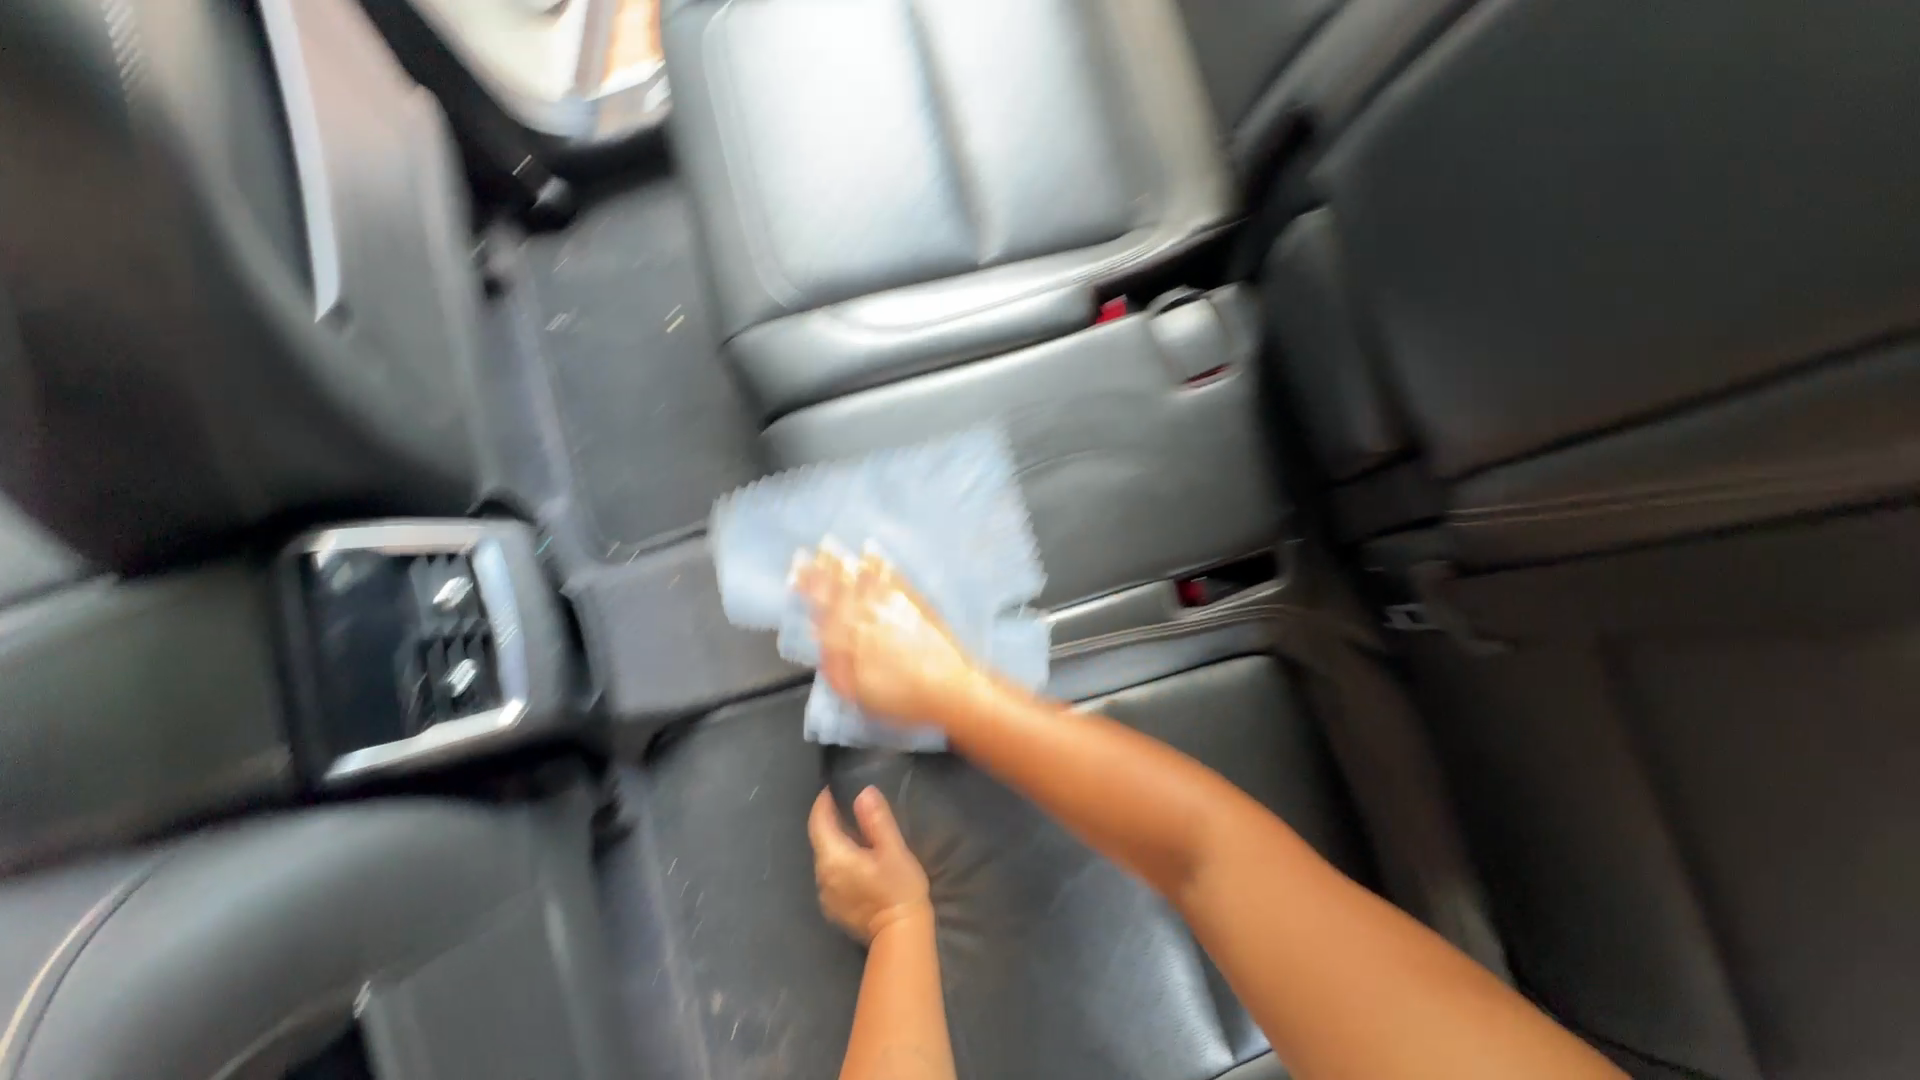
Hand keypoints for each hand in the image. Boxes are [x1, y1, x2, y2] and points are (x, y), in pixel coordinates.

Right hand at [795, 548, 984, 727]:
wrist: (952, 690)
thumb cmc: (904, 701)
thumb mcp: (859, 695)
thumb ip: (834, 668)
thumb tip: (817, 642)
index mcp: (852, 641)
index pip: (823, 610)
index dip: (807, 591)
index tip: (794, 573)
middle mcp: (869, 619)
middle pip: (840, 590)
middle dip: (821, 570)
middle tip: (807, 551)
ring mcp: (893, 607)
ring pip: (863, 579)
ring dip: (844, 561)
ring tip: (830, 544)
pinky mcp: (916, 603)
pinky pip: (892, 577)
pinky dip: (879, 562)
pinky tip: (871, 550)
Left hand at [808, 786, 932, 944]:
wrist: (900, 936)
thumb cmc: (899, 889)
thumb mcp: (894, 849)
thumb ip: (876, 820)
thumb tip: (863, 793)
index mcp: (833, 857)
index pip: (818, 822)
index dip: (822, 802)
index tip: (831, 788)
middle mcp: (822, 876)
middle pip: (820, 840)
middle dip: (829, 821)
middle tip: (847, 805)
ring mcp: (825, 895)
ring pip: (825, 858)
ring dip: (835, 843)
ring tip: (855, 831)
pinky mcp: (833, 909)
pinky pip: (830, 876)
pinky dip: (839, 862)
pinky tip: (857, 862)